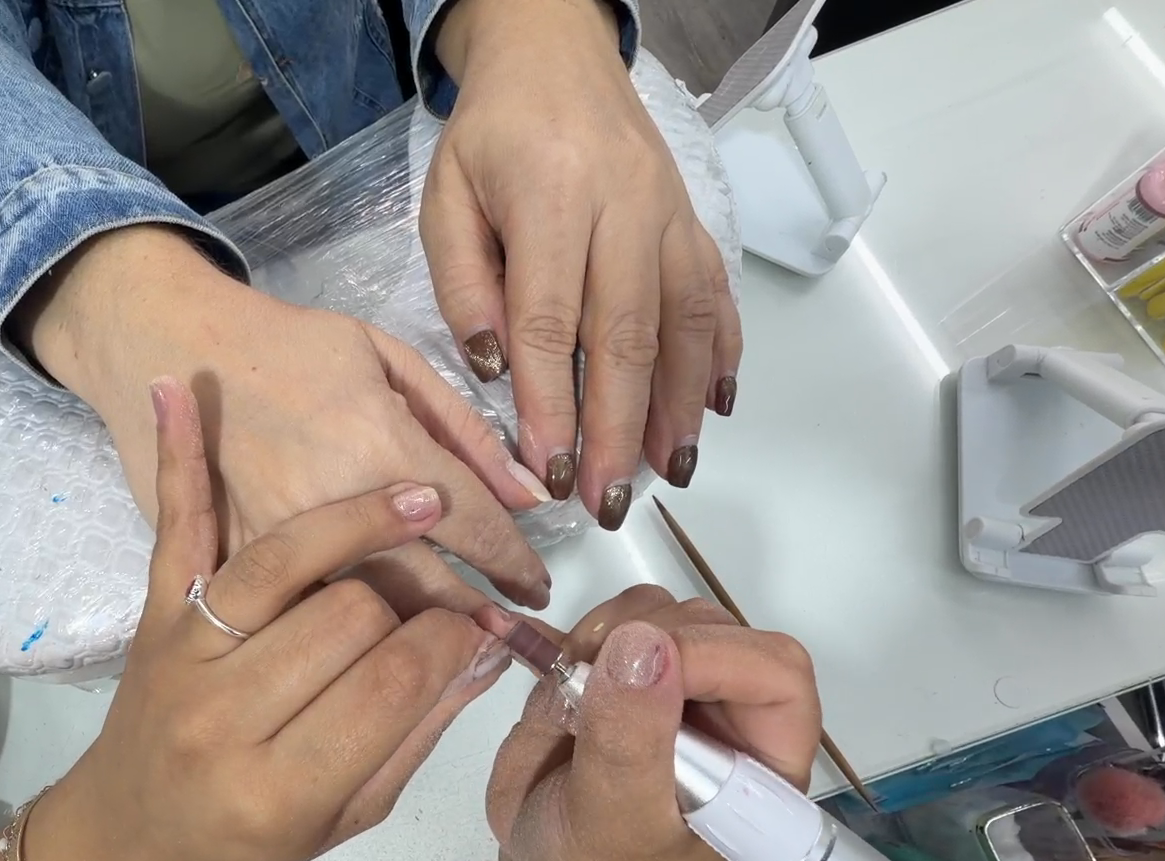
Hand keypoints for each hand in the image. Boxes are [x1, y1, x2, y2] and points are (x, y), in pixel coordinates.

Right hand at [18, 226, 551, 613]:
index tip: (535, 589)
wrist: (172, 343)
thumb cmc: (289, 345)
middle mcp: (333, 510)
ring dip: (415, 645)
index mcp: (378, 448)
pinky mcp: (230, 571)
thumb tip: (528, 492)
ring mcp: (277, 550)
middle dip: (476, 622)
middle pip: (427, 594)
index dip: (516, 565)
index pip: (474, 529)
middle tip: (504, 635)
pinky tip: (369, 651)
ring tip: (451, 653)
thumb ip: (462, 428)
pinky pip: (299, 623)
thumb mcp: (386, 357)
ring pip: (364, 626)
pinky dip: (340, 638)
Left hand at [26, 377, 512, 860]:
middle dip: (424, 596)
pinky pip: (174, 527)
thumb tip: (489, 655)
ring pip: (289, 561)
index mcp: (281, 786)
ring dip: (361, 518)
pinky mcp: (153, 610)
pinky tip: (180, 390)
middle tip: (459, 589)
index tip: (496, 619)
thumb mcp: (344, 819)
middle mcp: (224, 712)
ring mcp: (182, 649)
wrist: (127, 829)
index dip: (459, 639)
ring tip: (422, 497)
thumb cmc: (245, 840)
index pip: (397, 681)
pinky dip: (178, 457)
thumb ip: (415, 738)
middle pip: (353, 614)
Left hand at [425, 0, 742, 527]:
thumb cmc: (487, 139)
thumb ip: (465, 285)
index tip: (550, 470)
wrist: (554, 54)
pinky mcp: (691, 220)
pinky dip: (718, 354)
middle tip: (606, 502)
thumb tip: (497, 368)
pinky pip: (715, 292)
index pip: (550, 322)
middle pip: (627, 336)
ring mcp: (670, 213)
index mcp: (551, 198)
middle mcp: (626, 206)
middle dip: (618, 429)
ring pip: (684, 322)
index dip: (552, 404)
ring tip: (669, 474)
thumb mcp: (446, 203)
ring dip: (677, 407)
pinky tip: (714, 407)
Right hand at [484, 586, 820, 860]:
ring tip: (564, 697)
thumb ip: (629, 742)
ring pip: (653, 609)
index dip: (707, 655)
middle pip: (708, 625)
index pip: (770, 671)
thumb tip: (642, 644)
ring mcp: (665, 683)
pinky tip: (552, 675)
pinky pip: (606, 618)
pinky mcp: (615, 668)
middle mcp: (720, 711)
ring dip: (598, 637)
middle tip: (581, 692)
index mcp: (755, 758)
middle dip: (638, 642)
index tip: (627, 673)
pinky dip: (571, 635)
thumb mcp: (612, 822)